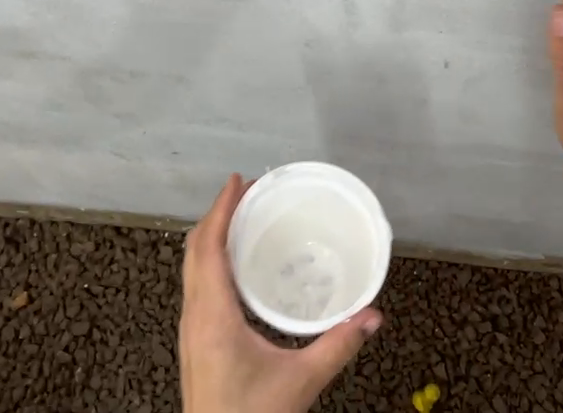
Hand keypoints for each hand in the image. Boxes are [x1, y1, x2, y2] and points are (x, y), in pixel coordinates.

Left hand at [180, 175, 382, 412]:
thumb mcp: (300, 382)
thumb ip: (337, 346)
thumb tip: (374, 315)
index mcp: (213, 315)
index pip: (209, 246)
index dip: (222, 209)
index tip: (239, 180)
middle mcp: (194, 315)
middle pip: (195, 249)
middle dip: (219, 214)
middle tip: (248, 191)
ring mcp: (189, 329)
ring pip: (191, 267)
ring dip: (212, 236)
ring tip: (241, 218)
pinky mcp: (193, 341)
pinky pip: (196, 284)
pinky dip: (211, 259)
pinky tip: (235, 266)